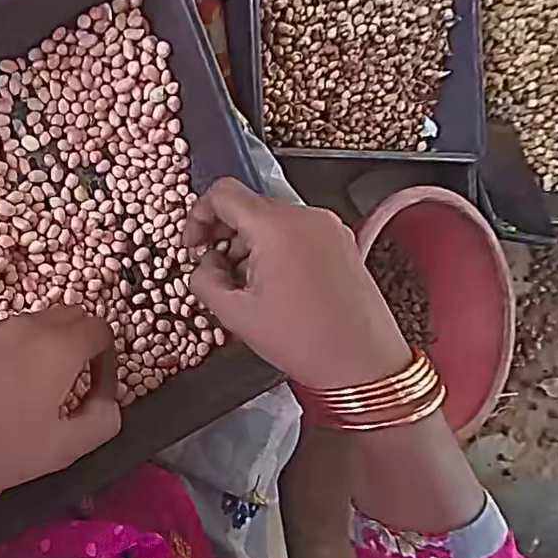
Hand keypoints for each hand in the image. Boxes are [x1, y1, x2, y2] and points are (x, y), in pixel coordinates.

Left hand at [0, 306, 121, 507]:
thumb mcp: (65, 448)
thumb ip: (104, 420)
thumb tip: (108, 403)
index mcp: (61, 346)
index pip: (101, 330)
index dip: (108, 360)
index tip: (96, 390)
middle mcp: (29, 326)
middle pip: (72, 316)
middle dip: (82, 343)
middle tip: (74, 385)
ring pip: (37, 323)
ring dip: (49, 346)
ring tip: (35, 390)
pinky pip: (6, 335)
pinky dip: (17, 351)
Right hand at [183, 178, 410, 389]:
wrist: (363, 363)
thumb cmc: (303, 340)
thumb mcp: (236, 315)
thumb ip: (204, 281)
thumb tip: (202, 267)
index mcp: (276, 228)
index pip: (223, 194)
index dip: (198, 216)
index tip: (195, 245)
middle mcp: (305, 216)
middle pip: (248, 205)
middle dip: (224, 235)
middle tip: (216, 269)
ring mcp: (328, 226)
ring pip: (272, 219)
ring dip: (250, 243)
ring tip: (248, 284)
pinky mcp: (342, 240)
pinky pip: (297, 231)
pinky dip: (276, 247)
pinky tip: (276, 284)